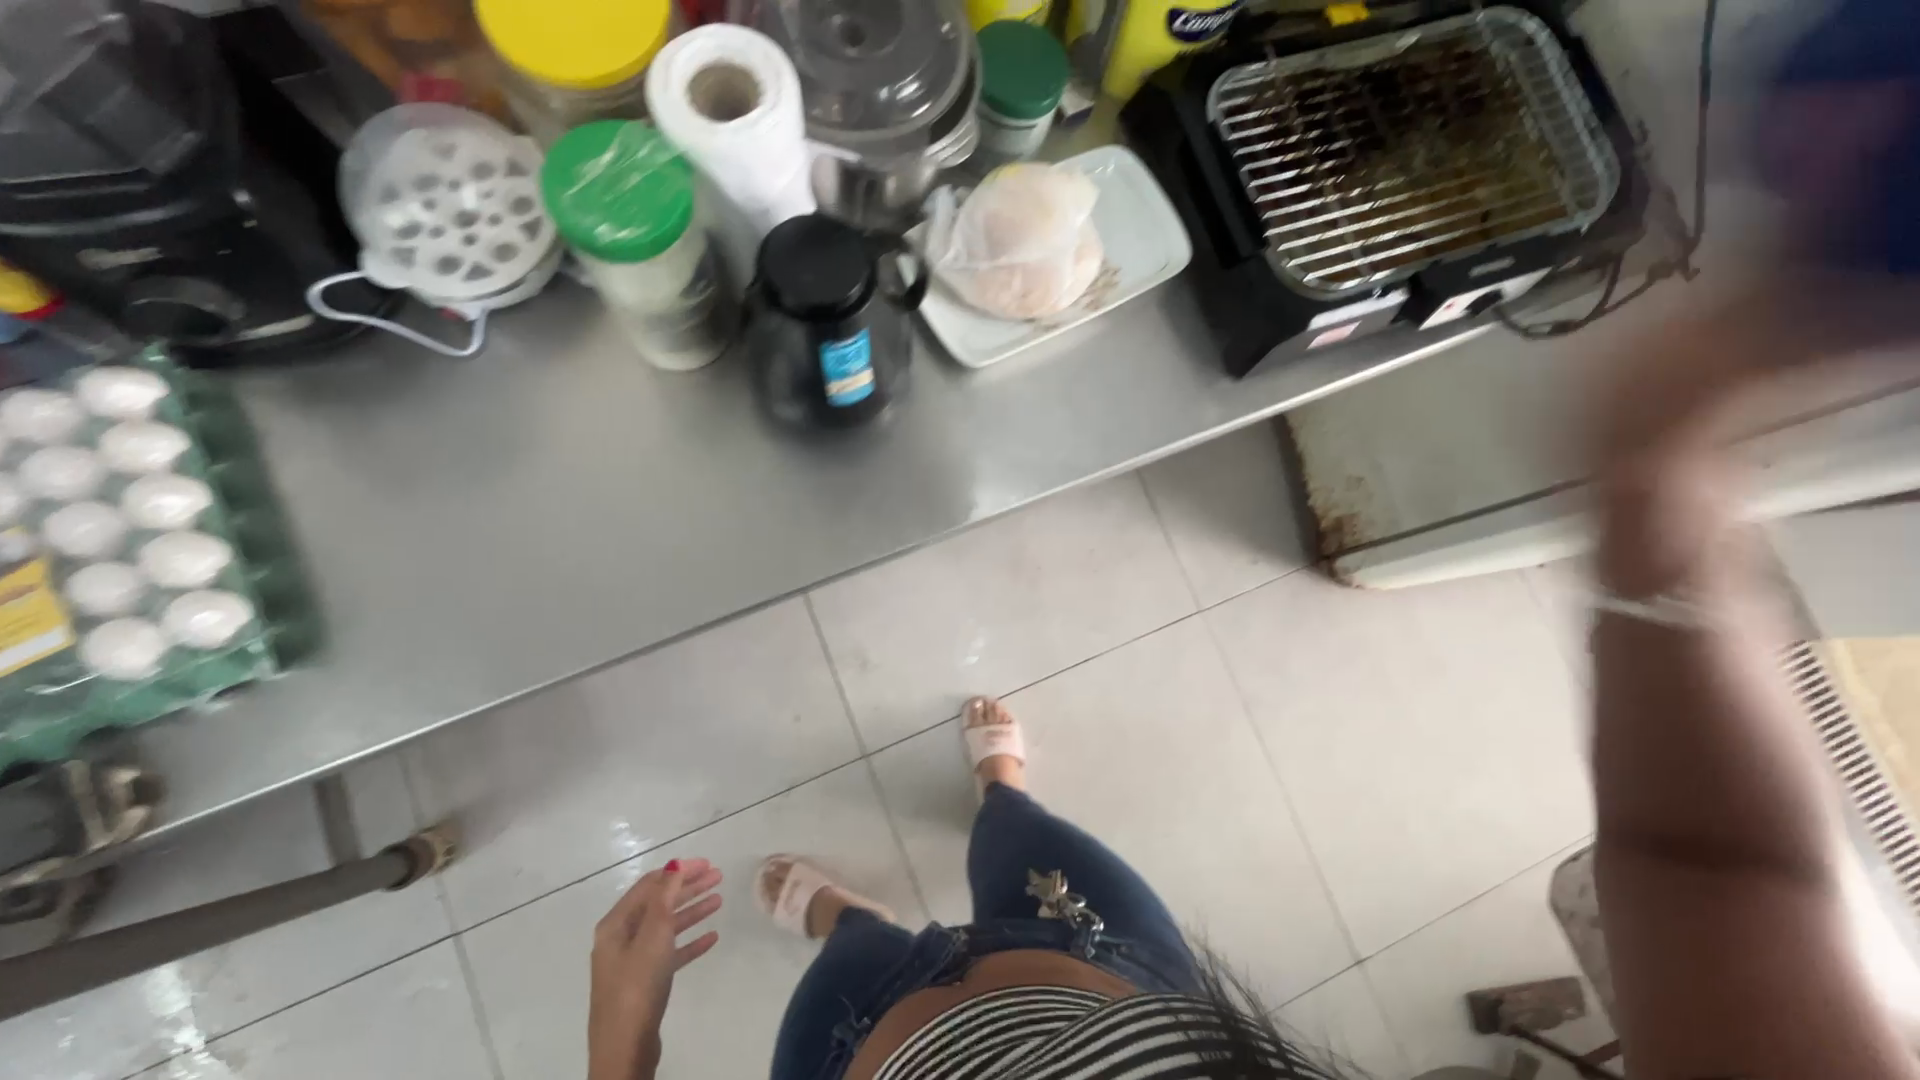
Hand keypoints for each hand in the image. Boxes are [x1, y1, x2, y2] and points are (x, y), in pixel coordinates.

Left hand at [587, 858, 722, 1079]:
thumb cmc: (637, 985)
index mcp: (615, 924)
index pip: (650, 885)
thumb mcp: (653, 935)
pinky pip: (669, 953)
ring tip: (719, 901)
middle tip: (718, 877)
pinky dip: (689, 942)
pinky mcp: (644, 983)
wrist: (624, 1049)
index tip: (707, 864)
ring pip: (666, 927)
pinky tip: (711, 938)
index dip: (678, 870)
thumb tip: (674, 863)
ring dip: (691, 911)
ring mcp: (631, 962)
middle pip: (658, 903)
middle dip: (688, 888)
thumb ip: (665, 896)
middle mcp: (620, 939)